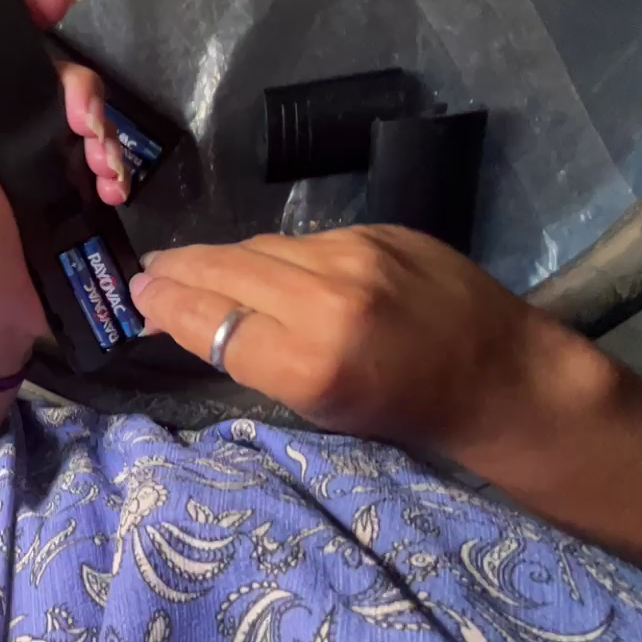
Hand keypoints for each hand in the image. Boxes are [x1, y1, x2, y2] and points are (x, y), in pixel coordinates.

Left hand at [0, 0, 123, 383]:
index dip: (23, 23)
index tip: (62, 4)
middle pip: (48, 87)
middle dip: (82, 99)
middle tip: (93, 131)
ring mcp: (28, 172)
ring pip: (77, 125)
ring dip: (105, 139)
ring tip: (111, 173)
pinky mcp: (56, 200)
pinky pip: (90, 165)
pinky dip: (109, 171)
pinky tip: (115, 189)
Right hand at [127, 226, 620, 457]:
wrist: (502, 377)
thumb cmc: (397, 411)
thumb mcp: (311, 402)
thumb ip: (243, 355)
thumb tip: (183, 318)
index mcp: (309, 362)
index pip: (209, 320)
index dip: (165, 305)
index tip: (139, 296)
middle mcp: (328, 300)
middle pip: (223, 271)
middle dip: (176, 270)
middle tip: (147, 273)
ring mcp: (357, 255)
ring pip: (256, 247)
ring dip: (215, 259)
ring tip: (189, 266)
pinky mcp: (379, 231)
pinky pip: (299, 240)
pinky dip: (267, 255)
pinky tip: (258, 266)